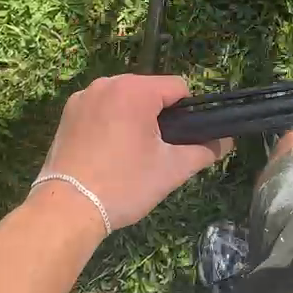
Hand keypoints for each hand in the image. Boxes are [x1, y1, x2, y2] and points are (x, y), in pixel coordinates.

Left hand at [36, 75, 231, 229]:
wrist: (66, 210)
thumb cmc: (124, 184)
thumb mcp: (171, 170)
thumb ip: (203, 151)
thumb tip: (226, 143)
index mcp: (136, 90)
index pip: (178, 87)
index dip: (186, 113)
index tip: (179, 140)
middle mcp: (108, 83)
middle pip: (149, 91)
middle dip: (158, 116)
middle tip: (154, 152)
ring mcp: (84, 97)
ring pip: (124, 99)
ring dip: (133, 118)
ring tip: (129, 155)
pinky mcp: (67, 113)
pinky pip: (101, 108)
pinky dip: (109, 123)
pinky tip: (106, 152)